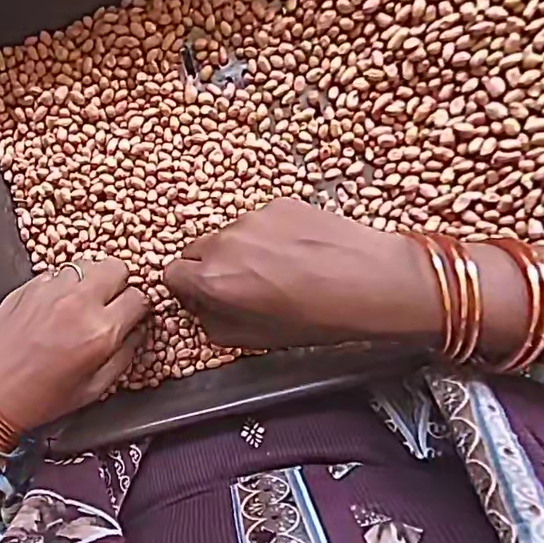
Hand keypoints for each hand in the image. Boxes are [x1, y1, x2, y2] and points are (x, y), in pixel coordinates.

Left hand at [0, 258, 151, 427]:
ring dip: (91, 280)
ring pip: (88, 264)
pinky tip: (56, 305)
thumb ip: (124, 356)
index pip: (139, 298)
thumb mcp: (94, 389)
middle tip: (110, 304)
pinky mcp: (29, 285)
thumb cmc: (39, 398)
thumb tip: (138, 332)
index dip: (139, 308)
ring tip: (82, 303)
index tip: (132, 315)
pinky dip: (64, 283)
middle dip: (119, 284)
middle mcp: (79, 302)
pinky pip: (59, 271)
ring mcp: (51, 289)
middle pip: (117, 267)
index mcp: (101, 331)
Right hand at [163, 199, 436, 349]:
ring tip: (276, 269)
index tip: (204, 296)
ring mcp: (251, 218)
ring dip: (239, 251)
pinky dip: (267, 235)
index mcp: (211, 278)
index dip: (186, 288)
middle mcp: (223, 242)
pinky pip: (258, 221)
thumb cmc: (316, 318)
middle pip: (195, 251)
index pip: (171, 274)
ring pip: (228, 235)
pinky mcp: (278, 203)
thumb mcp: (255, 339)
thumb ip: (214, 324)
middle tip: (240, 285)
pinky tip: (296, 251)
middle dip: (208, 268)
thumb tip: (203, 310)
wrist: (372, 280)